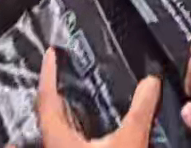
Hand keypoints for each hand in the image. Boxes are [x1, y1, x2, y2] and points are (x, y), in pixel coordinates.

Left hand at [11, 48, 159, 147]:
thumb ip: (141, 108)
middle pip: (40, 130)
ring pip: (48, 145)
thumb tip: (151, 79)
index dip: (48, 77)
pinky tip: (86, 139)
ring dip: (50, 132)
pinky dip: (69, 140)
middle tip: (56, 82)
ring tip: (59, 118)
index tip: (50, 52)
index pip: (48, 104)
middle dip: (44, 108)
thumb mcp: (130, 142)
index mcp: (60, 144)